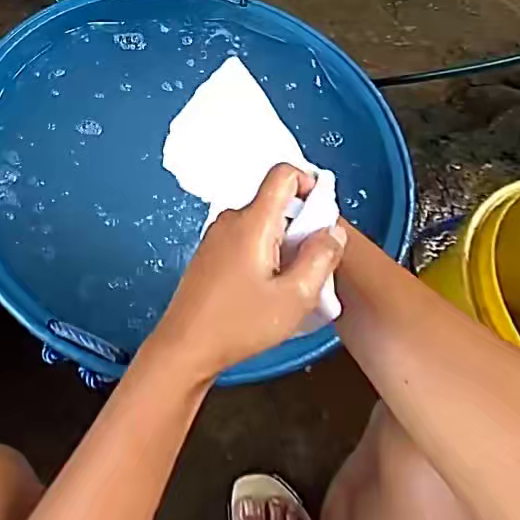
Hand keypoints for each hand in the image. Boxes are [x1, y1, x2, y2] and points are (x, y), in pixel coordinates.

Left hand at [144, 163, 347, 383]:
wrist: (186, 346)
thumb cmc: (236, 324)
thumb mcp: (295, 297)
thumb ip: (321, 259)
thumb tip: (333, 233)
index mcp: (252, 223)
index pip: (282, 174)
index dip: (309, 183)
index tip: (322, 213)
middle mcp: (231, 221)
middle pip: (275, 201)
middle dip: (301, 224)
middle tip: (311, 262)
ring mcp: (217, 236)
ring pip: (262, 222)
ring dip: (283, 242)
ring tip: (288, 282)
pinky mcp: (211, 252)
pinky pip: (245, 238)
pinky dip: (264, 252)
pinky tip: (266, 287)